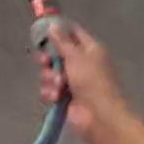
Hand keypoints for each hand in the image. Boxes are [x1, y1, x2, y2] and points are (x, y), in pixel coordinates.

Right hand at [37, 21, 133, 143]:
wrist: (100, 118)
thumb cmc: (92, 81)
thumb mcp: (76, 56)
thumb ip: (62, 41)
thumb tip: (53, 25)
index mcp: (90, 49)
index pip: (73, 32)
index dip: (59, 30)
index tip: (42, 31)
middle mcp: (82, 63)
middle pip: (57, 54)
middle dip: (48, 59)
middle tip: (44, 62)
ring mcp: (73, 82)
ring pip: (51, 72)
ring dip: (50, 78)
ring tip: (57, 86)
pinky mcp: (65, 98)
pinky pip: (50, 89)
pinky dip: (50, 92)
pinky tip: (54, 97)